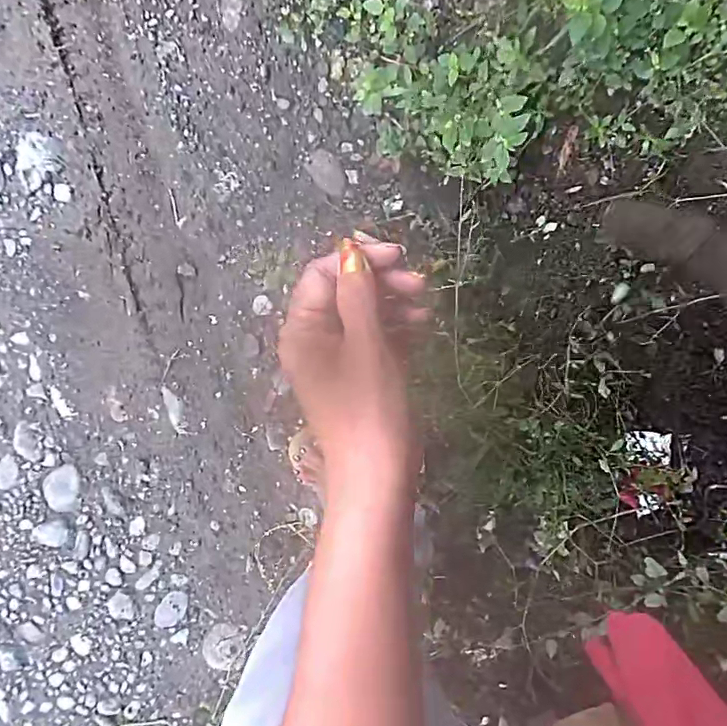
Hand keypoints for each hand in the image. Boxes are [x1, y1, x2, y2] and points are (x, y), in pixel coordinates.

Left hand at [278, 236, 428, 499]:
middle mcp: (311, 340)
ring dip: (392, 303)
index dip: (357, 259)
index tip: (398, 256)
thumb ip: (358, 293)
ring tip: (425, 307)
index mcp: (301, 329)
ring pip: (360, 314)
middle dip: (380, 281)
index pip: (320, 274)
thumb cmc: (369, 408)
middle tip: (419, 283)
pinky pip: (370, 338)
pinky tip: (421, 326)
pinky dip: (394, 328)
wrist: (377, 474)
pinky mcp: (355, 375)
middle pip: (341, 292)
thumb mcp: (367, 343)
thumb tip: (350, 251)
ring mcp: (334, 359)